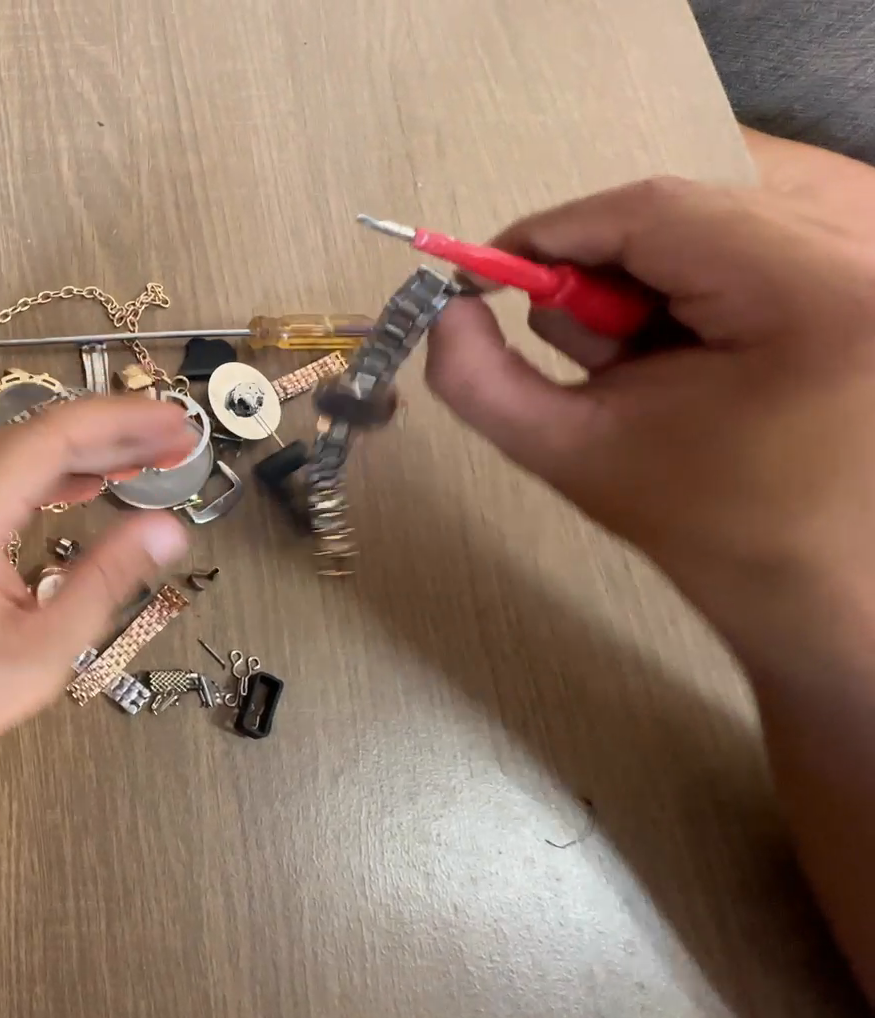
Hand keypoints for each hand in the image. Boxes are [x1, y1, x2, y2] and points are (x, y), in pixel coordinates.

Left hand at [0, 396, 195, 775]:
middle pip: (32, 435)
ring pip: (6, 450)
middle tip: (172, 440)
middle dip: (109, 434)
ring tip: (140, 459)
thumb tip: (166, 530)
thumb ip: (105, 578)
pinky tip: (76, 484)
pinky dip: (32, 475)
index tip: (177, 425)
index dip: (124, 423)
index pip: (54, 437)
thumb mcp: (38, 651)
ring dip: (73, 453)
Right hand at [425, 176, 874, 669]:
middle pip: (692, 205)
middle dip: (602, 267)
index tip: (480, 278)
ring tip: (649, 353)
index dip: (547, 234)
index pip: (653, 212)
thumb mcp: (560, 448)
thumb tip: (443, 307)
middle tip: (581, 348)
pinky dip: (709, 267)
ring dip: (655, 271)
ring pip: (729, 206)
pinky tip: (702, 333)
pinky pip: (776, 220)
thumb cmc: (696, 514)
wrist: (824, 562)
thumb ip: (476, 379)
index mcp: (819, 297)